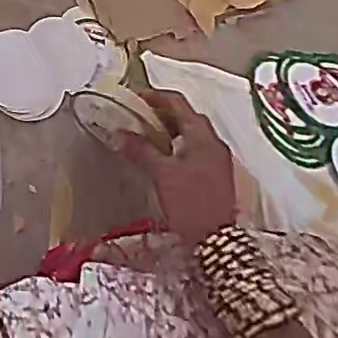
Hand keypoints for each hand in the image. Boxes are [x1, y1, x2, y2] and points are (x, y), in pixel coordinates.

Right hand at [115, 90, 237, 244]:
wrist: (216, 241)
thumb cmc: (190, 203)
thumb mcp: (162, 174)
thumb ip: (141, 149)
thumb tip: (120, 133)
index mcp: (202, 134)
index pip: (178, 103)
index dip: (155, 97)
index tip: (135, 98)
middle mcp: (213, 141)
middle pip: (186, 115)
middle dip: (162, 112)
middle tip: (138, 116)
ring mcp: (217, 157)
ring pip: (191, 132)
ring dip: (170, 129)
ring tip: (146, 134)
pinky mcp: (216, 173)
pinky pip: (195, 147)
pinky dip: (177, 144)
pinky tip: (163, 156)